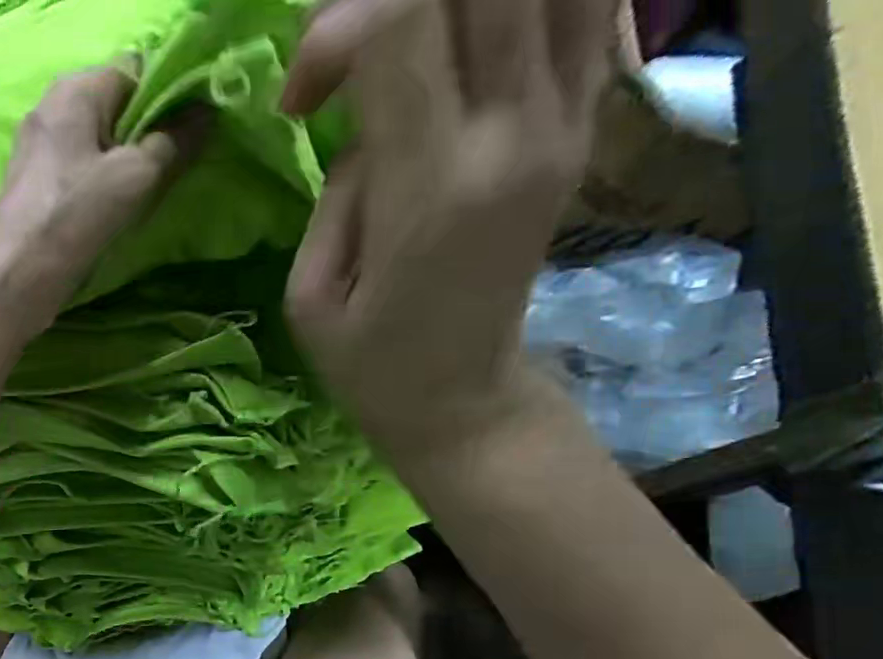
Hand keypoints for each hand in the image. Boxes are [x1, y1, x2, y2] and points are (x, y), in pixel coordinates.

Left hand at [0, 68, 209, 330]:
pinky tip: (115, 217)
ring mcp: (37, 156)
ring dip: (126, 170)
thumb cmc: (69, 220)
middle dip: (148, 136)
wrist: (8, 285)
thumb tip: (205, 113)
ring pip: (98, 150)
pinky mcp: (33, 194)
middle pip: (116, 112)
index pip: (136, 72)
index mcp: (72, 91)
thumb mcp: (133, 177)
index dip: (168, 97)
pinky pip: (79, 178)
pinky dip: (101, 192)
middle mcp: (49, 113)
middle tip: (173, 170)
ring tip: (147, 198)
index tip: (189, 134)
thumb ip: (174, 140)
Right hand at [283, 0, 616, 456]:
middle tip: (346, 53)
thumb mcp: (309, 290)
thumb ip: (339, 185)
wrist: (461, 395)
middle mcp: (517, 131)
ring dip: (458, 1)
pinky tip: (467, 37)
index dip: (334, 31)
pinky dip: (519, 7)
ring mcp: (568, 118)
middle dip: (387, 0)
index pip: (399, 25)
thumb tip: (367, 116)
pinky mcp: (584, 121)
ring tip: (402, 42)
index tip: (297, 100)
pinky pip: (582, 7)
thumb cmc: (366, 360)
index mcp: (433, 185)